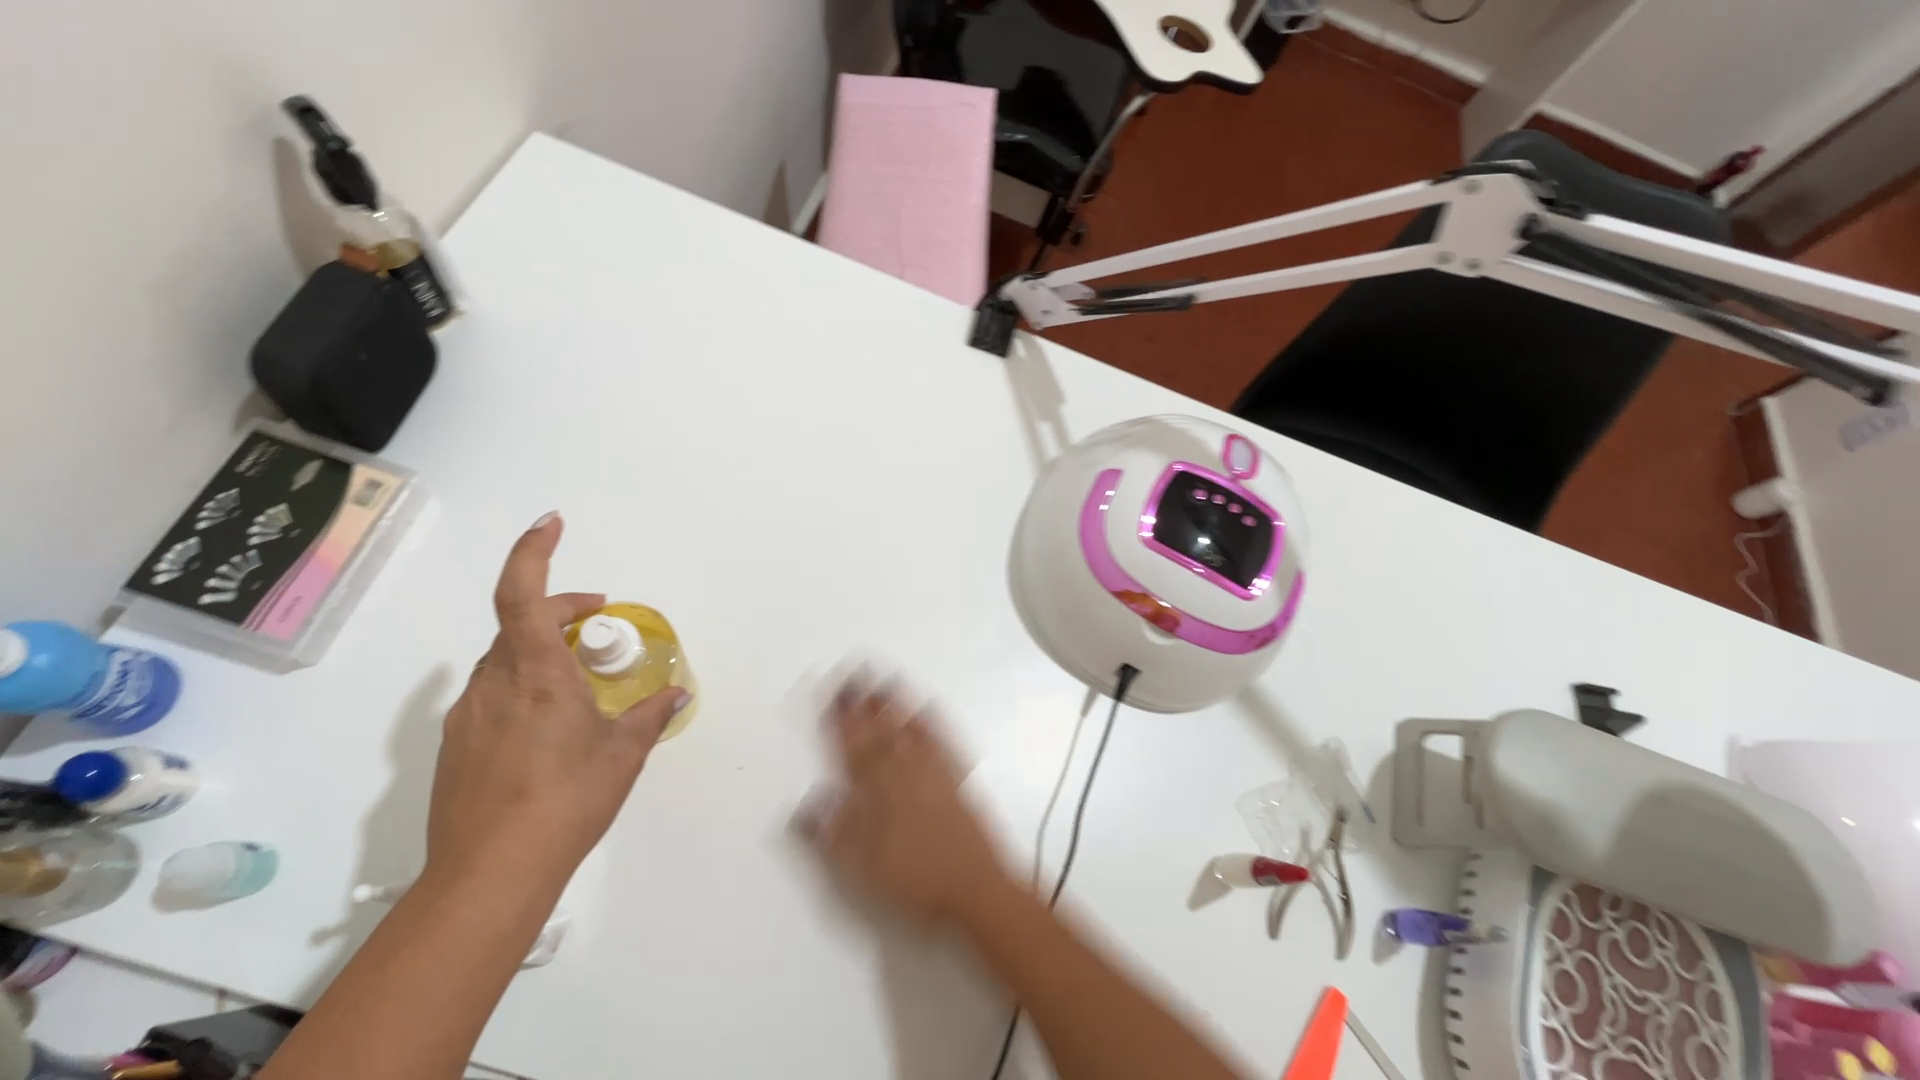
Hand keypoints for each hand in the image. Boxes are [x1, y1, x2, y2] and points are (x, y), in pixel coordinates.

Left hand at [425, 512, 690, 893]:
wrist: (490, 873)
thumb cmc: (566, 802)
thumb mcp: (623, 755)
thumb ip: (650, 716)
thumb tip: (678, 694)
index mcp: (535, 674)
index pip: (521, 594)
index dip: (533, 551)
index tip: (552, 523)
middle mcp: (493, 684)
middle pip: (518, 624)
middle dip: (559, 611)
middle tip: (600, 623)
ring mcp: (467, 716)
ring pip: (505, 661)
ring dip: (541, 652)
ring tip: (581, 682)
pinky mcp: (456, 746)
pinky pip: (493, 696)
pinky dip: (523, 688)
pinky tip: (549, 728)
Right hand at [796, 675, 1015, 926]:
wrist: (977, 892)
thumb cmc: (914, 883)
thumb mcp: (860, 869)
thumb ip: (831, 833)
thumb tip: (806, 803)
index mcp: (876, 795)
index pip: (852, 750)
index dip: (841, 721)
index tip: (833, 693)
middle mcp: (904, 777)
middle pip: (881, 733)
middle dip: (866, 703)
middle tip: (856, 670)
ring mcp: (935, 777)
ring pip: (911, 732)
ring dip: (898, 705)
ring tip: (888, 680)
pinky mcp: (960, 785)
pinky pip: (944, 744)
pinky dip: (934, 724)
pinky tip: (929, 711)